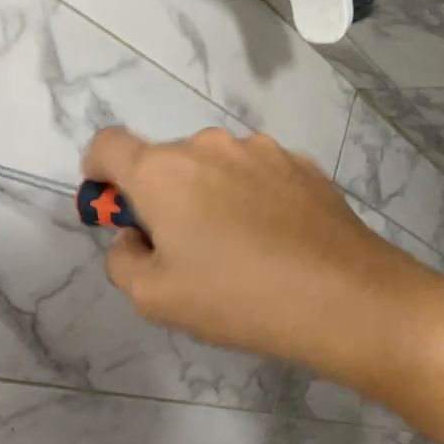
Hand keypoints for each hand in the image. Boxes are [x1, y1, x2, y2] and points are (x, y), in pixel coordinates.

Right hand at [83, 127, 443, 386]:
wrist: (345, 297)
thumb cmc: (236, 297)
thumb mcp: (154, 297)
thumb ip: (122, 260)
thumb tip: (133, 238)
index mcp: (163, 171)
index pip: (108, 145)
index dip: (98, 172)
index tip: (112, 206)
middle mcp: (209, 146)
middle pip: (165, 162)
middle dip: (160, 198)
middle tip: (182, 252)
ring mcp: (262, 152)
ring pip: (214, 168)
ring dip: (208, 197)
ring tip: (237, 252)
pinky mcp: (303, 166)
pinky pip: (257, 177)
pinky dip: (252, 200)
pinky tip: (275, 243)